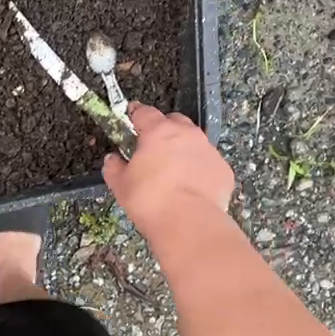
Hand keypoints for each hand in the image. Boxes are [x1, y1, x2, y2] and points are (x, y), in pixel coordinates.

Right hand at [102, 104, 234, 231]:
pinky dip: (197, 168)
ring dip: (182, 149)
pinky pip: (206, 162)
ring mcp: (208, 150)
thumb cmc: (149, 200)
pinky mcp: (222, 168)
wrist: (188, 222)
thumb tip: (112, 160)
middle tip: (151, 147)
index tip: (131, 114)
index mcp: (159, 133)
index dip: (135, 113)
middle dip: (163, 129)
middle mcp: (187, 134)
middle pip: (174, 121)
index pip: (145, 112)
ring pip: (193, 141)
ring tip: (171, 171)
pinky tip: (188, 187)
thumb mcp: (120, 185)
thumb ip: (114, 167)